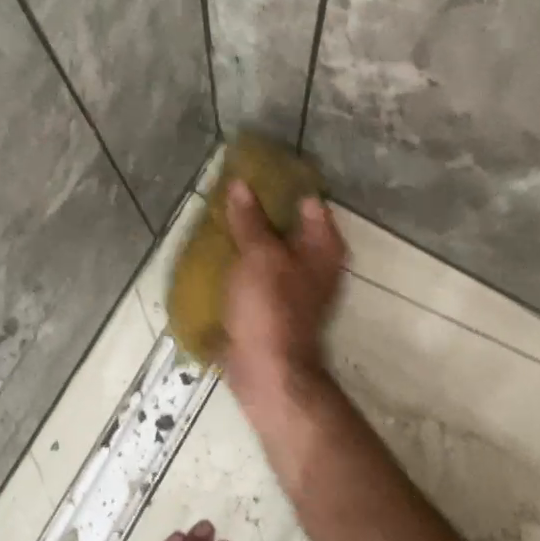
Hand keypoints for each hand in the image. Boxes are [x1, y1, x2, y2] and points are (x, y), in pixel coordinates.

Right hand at [220, 179, 347, 413]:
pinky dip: (239, 263)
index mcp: (323, 245)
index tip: (250, 169)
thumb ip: (250, 219)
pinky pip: (254, 273)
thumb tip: (240, 183)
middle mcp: (315, 262)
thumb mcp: (258, 255)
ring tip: (215, 217)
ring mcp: (293, 285)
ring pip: (269, 249)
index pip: (307, 199)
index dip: (281, 183)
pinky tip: (216, 253)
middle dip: (259, 209)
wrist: (267, 371)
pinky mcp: (271, 305)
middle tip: (227, 190)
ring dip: (246, 237)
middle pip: (287, 224)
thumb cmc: (270, 307)